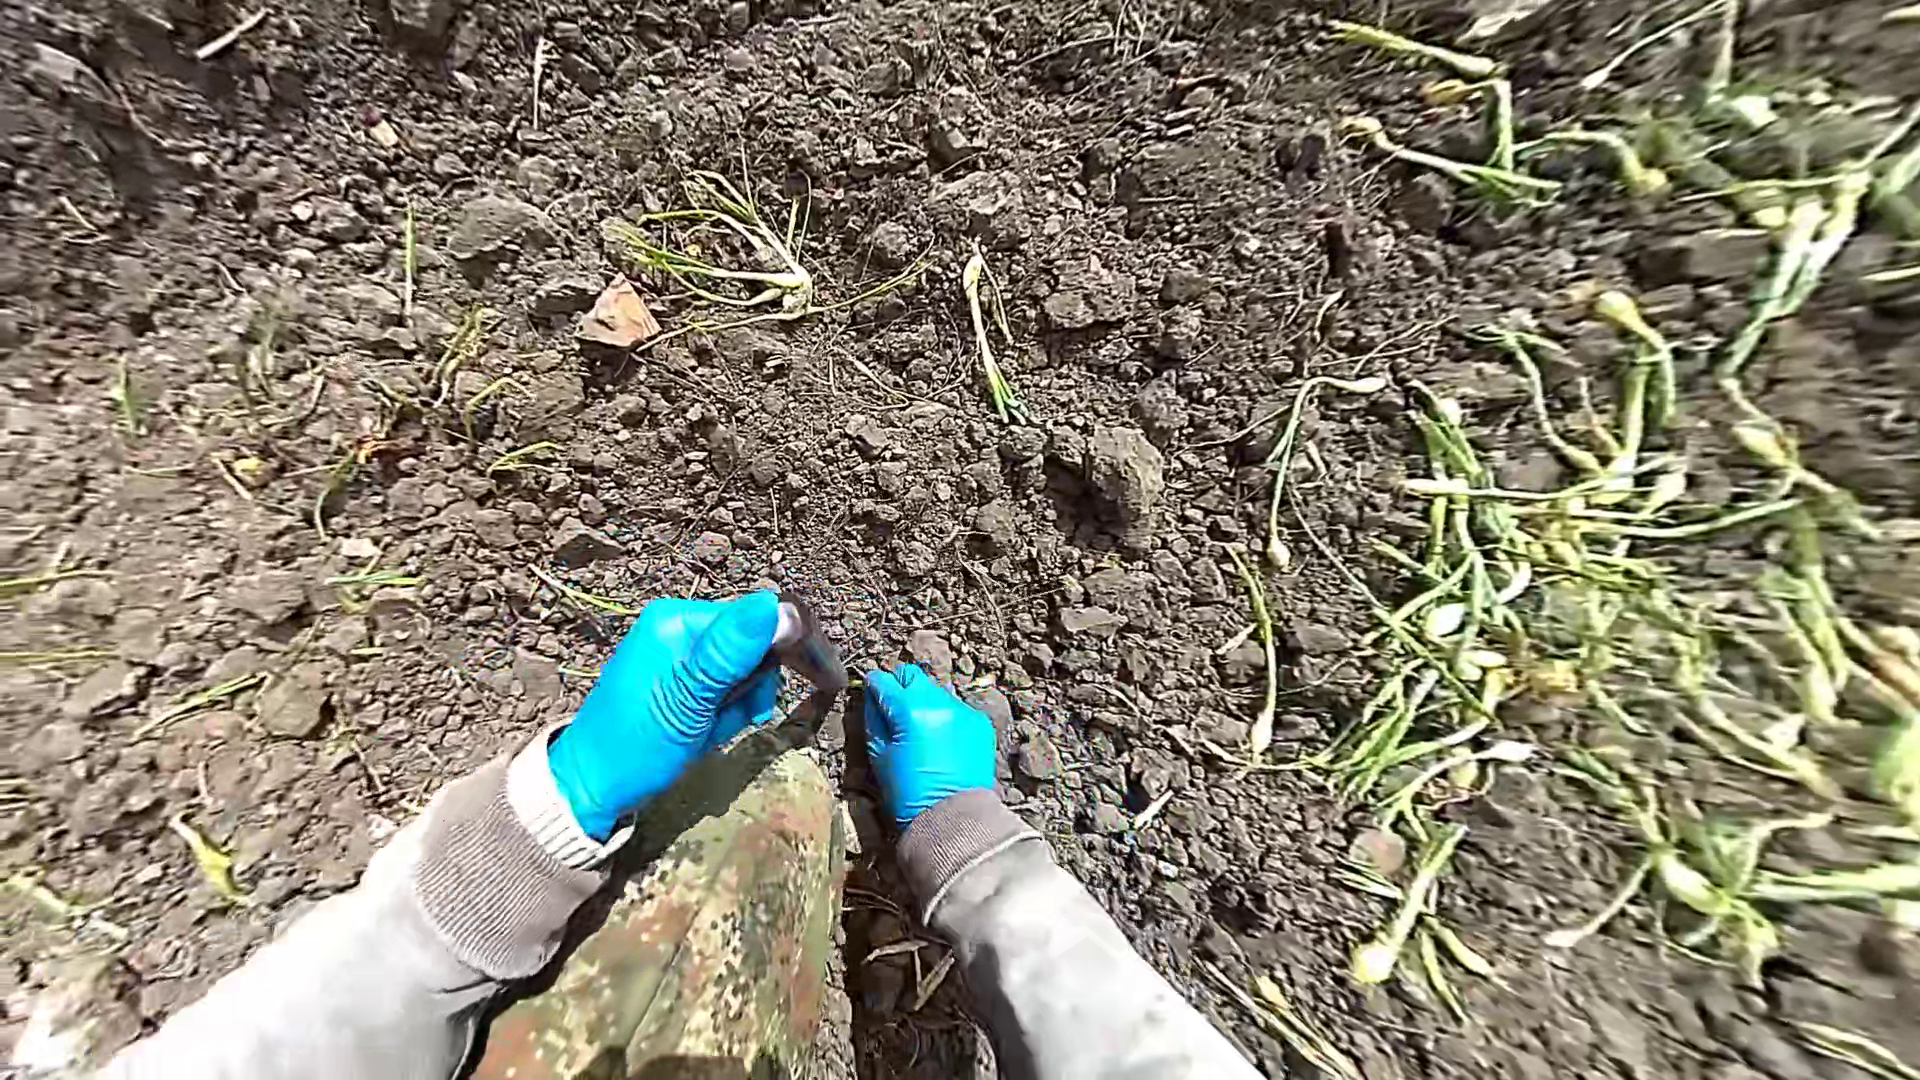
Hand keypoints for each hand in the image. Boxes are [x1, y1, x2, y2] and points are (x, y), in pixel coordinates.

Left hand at [549, 591, 781, 838]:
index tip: (749, 696)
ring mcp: (682, 651)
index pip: (755, 619)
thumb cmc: (637, 746)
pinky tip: (710, 727)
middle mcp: (681, 625)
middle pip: (753, 642)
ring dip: (741, 701)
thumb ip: (731, 651)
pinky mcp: (685, 674)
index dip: (764, 658)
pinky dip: (729, 708)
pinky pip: (730, 682)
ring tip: (713, 727)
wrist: (593, 790)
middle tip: (725, 716)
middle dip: (751, 685)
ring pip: (747, 666)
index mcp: (678, 619)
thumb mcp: (689, 700)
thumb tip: (777, 606)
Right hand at [864, 664, 996, 829]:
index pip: (885, 681)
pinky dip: (946, 717)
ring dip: (925, 702)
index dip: (875, 687)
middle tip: (896, 710)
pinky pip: (956, 707)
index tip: (873, 693)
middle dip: (901, 687)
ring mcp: (963, 710)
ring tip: (921, 730)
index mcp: (910, 711)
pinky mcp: (980, 722)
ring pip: (935, 690)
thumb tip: (873, 696)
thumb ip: (874, 719)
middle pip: (913, 676)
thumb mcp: (879, 757)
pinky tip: (942, 741)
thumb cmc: (909, 795)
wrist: (954, 820)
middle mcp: (939, 702)